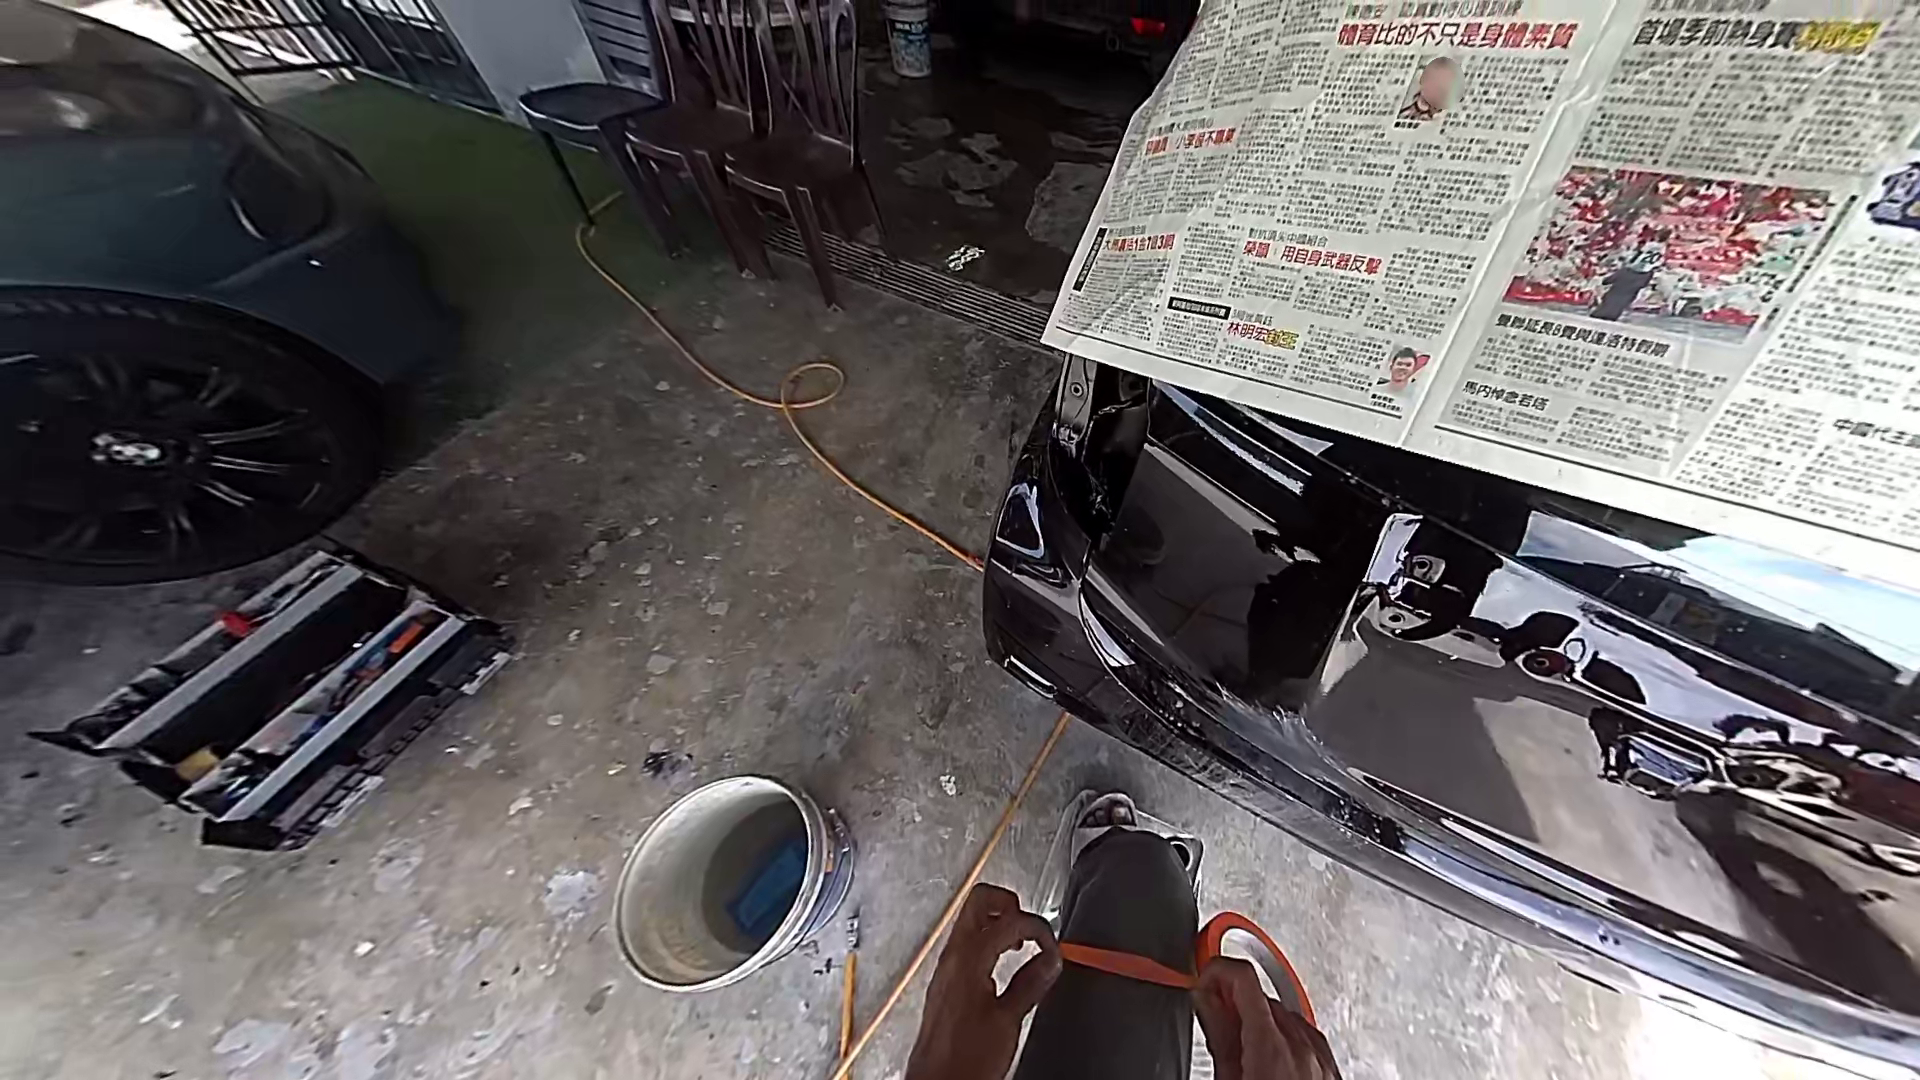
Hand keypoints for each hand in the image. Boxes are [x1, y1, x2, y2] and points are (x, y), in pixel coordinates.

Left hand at [904, 883, 1061, 1079]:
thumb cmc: (964, 1061)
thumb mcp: (1008, 1021)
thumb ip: (1030, 984)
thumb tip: (1050, 959)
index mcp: (969, 956)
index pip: (1009, 920)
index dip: (1038, 928)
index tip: (1052, 946)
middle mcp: (953, 952)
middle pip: (980, 899)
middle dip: (1010, 904)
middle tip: (1030, 925)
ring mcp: (946, 962)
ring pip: (971, 917)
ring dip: (998, 920)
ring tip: (1020, 942)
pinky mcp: (945, 977)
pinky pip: (966, 939)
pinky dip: (987, 938)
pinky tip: (1001, 961)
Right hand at [1193, 958, 1339, 1079]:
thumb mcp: (1228, 1078)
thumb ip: (1217, 1032)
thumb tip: (1203, 994)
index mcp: (1271, 1044)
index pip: (1242, 974)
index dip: (1216, 969)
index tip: (1204, 980)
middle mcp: (1302, 1046)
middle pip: (1260, 994)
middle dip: (1234, 1001)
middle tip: (1218, 1019)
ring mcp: (1322, 1060)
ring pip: (1283, 1012)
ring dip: (1260, 1019)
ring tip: (1244, 1044)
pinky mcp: (1334, 1072)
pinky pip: (1307, 1034)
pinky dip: (1287, 1035)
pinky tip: (1274, 1050)